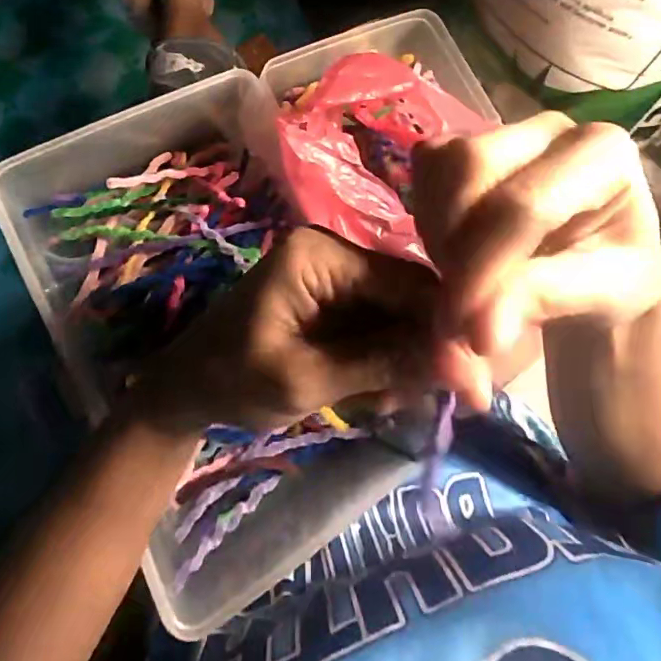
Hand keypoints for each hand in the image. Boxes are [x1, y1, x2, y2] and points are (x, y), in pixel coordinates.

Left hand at [132, 227, 439, 433]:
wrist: (186, 388)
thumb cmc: (232, 379)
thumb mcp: (304, 379)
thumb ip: (378, 365)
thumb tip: (455, 363)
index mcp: (320, 255)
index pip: (405, 281)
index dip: (445, 329)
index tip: (474, 385)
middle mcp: (334, 253)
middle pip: (407, 298)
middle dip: (425, 352)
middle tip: (445, 407)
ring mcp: (335, 276)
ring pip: (399, 317)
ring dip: (404, 364)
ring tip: (385, 406)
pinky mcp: (334, 301)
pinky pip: (379, 327)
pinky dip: (385, 364)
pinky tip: (374, 396)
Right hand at [414, 113, 660, 408]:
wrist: (593, 265)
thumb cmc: (611, 279)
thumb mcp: (603, 297)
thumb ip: (544, 301)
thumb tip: (478, 332)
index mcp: (603, 153)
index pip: (527, 204)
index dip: (488, 268)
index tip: (472, 335)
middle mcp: (550, 127)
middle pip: (471, 166)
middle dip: (456, 246)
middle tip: (457, 312)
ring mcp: (500, 128)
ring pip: (439, 164)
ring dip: (437, 234)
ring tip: (462, 282)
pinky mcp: (461, 141)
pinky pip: (424, 167)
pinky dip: (427, 217)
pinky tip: (452, 251)